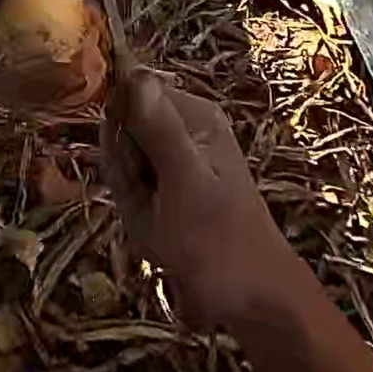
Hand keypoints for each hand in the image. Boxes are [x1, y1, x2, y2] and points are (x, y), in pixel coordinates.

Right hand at [102, 72, 372, 371]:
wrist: (254, 302)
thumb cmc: (220, 243)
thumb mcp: (183, 182)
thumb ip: (157, 127)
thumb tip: (131, 70)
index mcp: (193, 113)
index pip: (129, 89)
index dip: (119, 124)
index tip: (129, 161)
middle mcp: (183, 123)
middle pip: (122, 122)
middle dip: (122, 161)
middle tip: (146, 198)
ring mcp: (176, 151)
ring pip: (122, 152)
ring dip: (126, 185)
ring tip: (153, 215)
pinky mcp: (170, 177)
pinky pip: (131, 175)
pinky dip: (132, 199)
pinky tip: (153, 222)